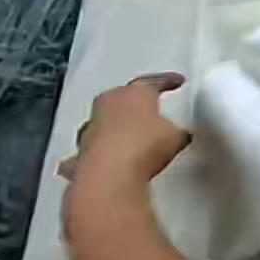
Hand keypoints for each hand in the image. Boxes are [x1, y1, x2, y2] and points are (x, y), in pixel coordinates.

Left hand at [61, 73, 189, 229]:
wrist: (108, 177)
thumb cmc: (145, 146)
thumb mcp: (176, 136)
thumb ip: (176, 130)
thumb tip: (179, 135)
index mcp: (135, 92)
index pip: (153, 81)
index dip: (167, 81)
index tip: (177, 82)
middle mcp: (109, 104)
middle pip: (123, 96)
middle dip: (135, 101)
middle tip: (149, 106)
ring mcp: (91, 128)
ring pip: (105, 120)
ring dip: (116, 126)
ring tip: (132, 135)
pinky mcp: (80, 153)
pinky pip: (95, 147)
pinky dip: (103, 150)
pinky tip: (113, 159)